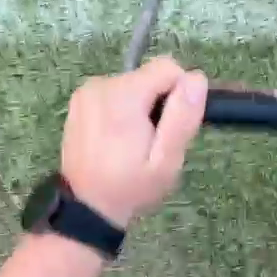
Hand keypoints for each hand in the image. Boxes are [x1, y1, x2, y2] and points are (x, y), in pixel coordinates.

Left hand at [60, 58, 207, 227]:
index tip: (170, 128)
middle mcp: (102, 84)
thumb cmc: (131, 187)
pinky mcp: (80, 100)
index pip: (168, 68)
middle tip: (153, 141)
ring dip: (141, 106)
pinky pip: (116, 92)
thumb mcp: (166, 161)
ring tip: (135, 142)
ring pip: (134, 83)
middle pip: (150, 76)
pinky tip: (118, 138)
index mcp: (123, 95)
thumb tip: (196, 78)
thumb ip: (182, 117)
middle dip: (159, 102)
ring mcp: (87, 91)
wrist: (87, 208)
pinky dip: (123, 108)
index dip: (179, 96)